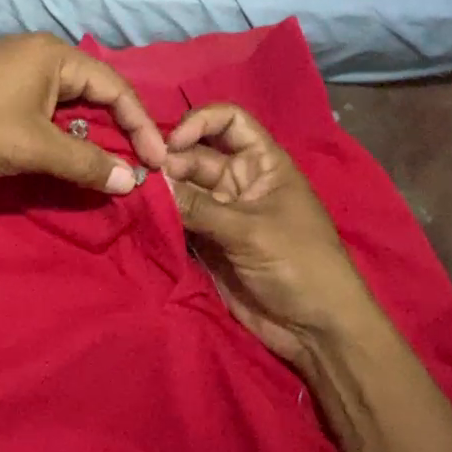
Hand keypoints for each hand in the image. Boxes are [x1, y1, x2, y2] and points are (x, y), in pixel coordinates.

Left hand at [0, 33, 166, 193]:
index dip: (140, 126)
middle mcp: (38, 51)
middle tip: (137, 164)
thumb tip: (130, 181)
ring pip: (68, 98)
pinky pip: (44, 102)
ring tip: (104, 162)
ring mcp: (15, 64)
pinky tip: (62, 149)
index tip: (158, 162)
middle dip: (117, 128)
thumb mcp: (34, 148)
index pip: (115, 87)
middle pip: (94, 89)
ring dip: (88, 130)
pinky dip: (60, 127)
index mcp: (54, 55)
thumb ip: (85, 163)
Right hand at [164, 103, 382, 368]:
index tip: (173, 143)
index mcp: (263, 163)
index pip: (229, 121)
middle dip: (169, 162)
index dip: (199, 122)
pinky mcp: (206, 241)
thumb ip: (197, 207)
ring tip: (135, 197)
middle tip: (142, 178)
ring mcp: (221, 212)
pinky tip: (139, 216)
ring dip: (160, 191)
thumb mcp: (250, 231)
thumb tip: (148, 182)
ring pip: (182, 188)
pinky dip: (160, 217)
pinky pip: (178, 220)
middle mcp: (239, 180)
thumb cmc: (299, 265)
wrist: (315, 330)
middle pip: (196, 155)